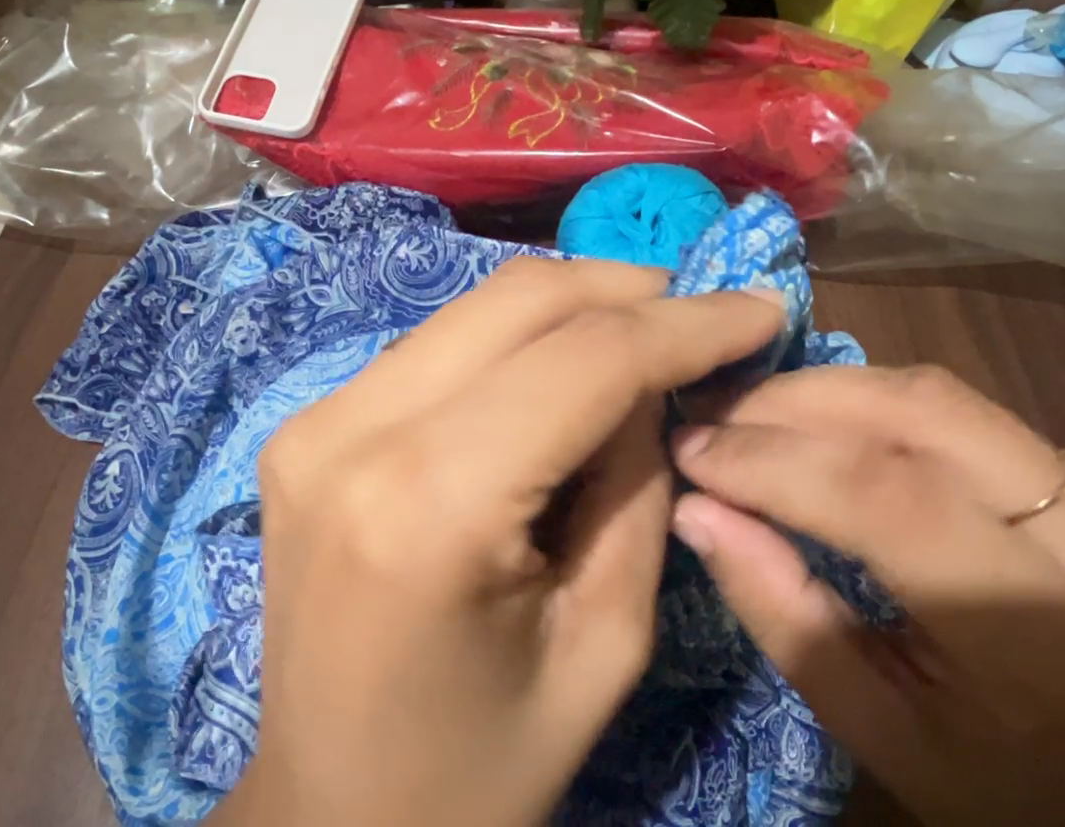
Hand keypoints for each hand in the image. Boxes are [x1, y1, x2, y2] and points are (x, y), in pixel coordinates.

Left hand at [214, 257, 786, 826]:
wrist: (336, 810)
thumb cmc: (484, 762)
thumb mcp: (605, 639)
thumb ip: (637, 485)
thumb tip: (656, 377)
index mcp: (428, 504)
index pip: (583, 361)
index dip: (684, 323)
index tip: (760, 308)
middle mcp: (351, 434)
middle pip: (517, 302)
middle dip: (628, 290)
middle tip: (705, 313)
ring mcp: (313, 422)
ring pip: (471, 312)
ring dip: (571, 310)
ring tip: (647, 337)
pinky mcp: (304, 428)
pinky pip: (432, 350)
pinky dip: (511, 345)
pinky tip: (561, 373)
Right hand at [669, 365, 1064, 826]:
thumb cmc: (998, 790)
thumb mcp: (874, 730)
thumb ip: (781, 612)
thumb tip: (694, 508)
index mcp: (1051, 643)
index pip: (889, 500)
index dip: (774, 461)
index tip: (690, 448)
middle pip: (924, 414)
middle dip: (796, 401)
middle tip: (715, 414)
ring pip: (949, 399)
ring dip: (834, 394)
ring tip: (758, 413)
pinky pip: (977, 421)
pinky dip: (885, 413)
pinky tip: (833, 429)